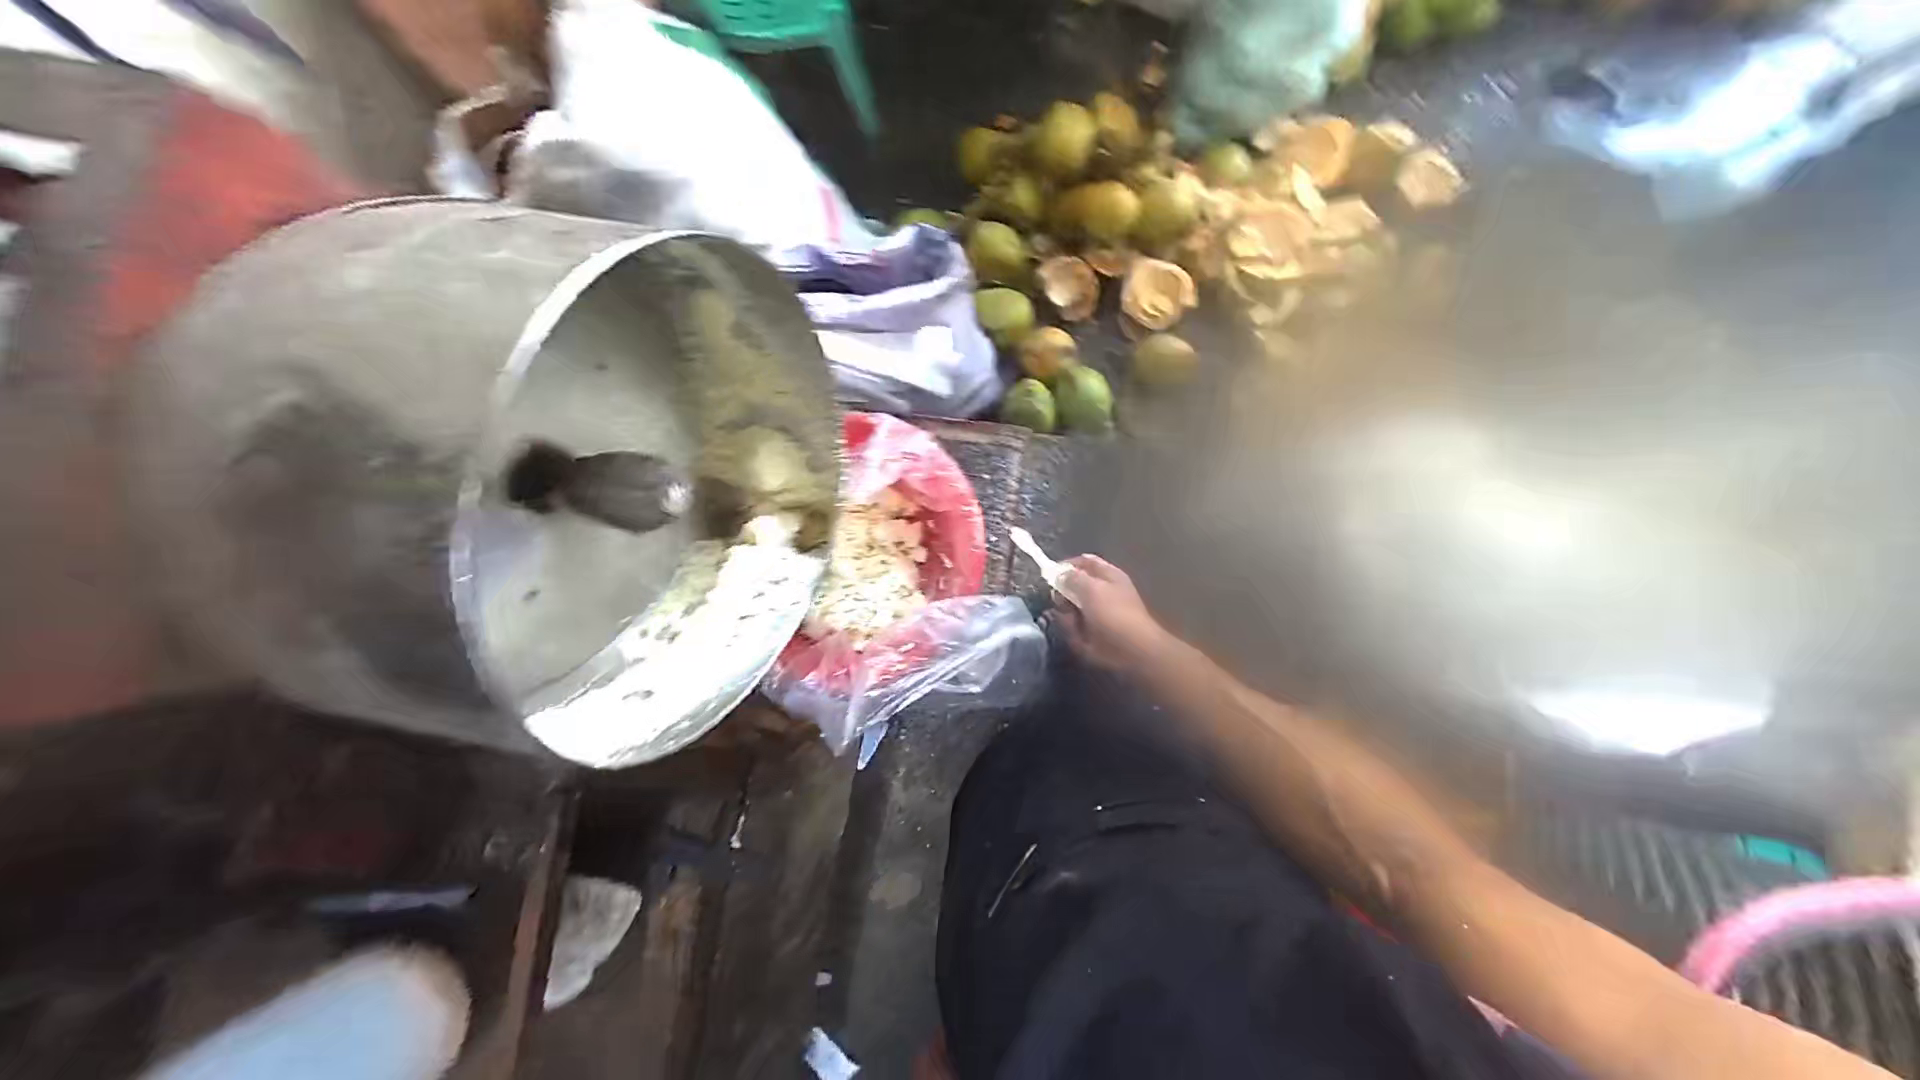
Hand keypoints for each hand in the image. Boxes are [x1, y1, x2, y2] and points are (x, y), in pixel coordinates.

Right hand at [1055, 555, 1170, 668]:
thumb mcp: (1091, 588)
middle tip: (1057, 598)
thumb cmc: (1113, 613)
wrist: (1130, 650)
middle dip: (1063, 592)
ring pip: (1070, 606)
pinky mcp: (1091, 632)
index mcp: (1108, 575)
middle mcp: (1102, 592)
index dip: (1066, 565)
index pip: (1084, 562)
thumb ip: (1072, 577)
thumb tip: (1059, 574)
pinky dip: (1071, 629)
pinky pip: (1073, 625)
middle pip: (1073, 586)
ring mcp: (1096, 613)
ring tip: (1070, 619)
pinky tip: (1075, 632)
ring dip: (1065, 612)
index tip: (1049, 573)